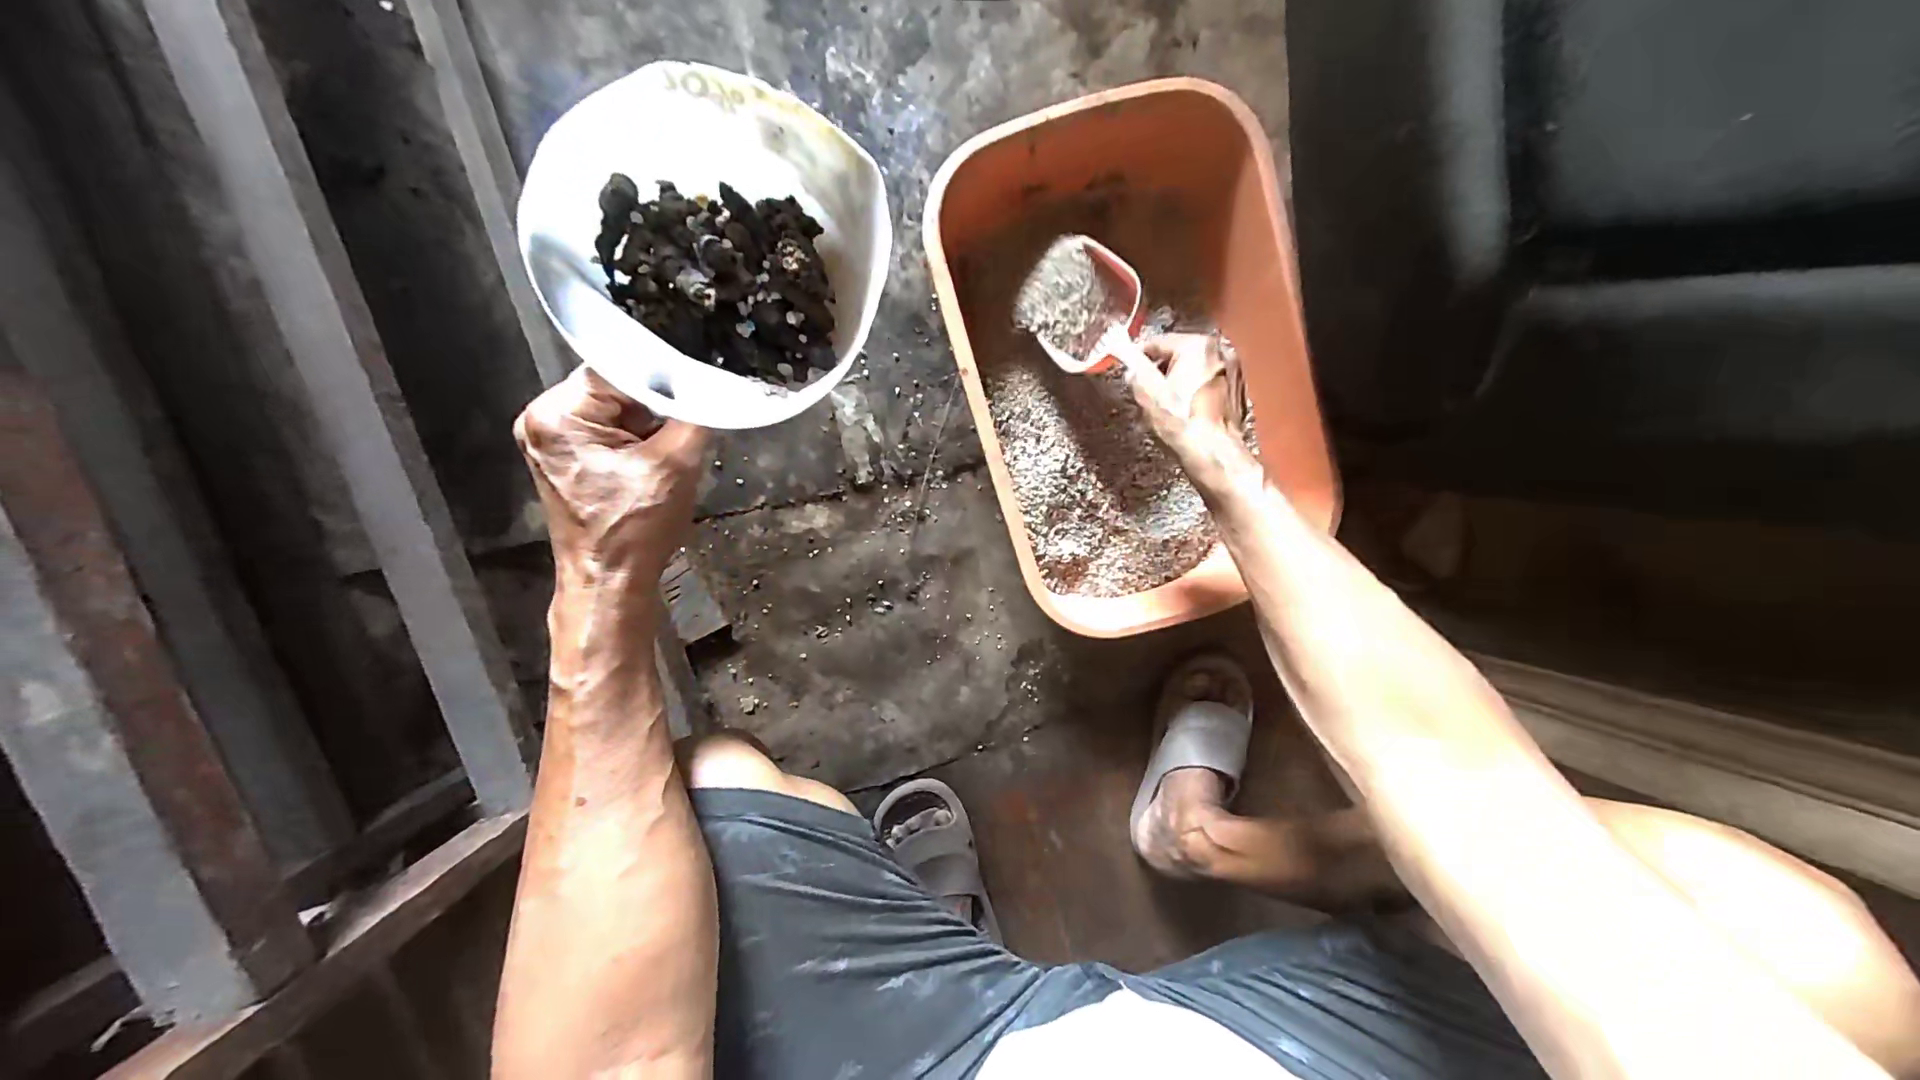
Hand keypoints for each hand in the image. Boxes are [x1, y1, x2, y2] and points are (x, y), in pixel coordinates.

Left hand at [514, 366, 709, 588]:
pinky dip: (638, 442)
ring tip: (664, 457)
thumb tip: (711, 388)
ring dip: (649, 427)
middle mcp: (544, 421)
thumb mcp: (677, 465)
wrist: (612, 581)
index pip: (620, 370)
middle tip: (680, 435)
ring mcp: (553, 441)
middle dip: (655, 409)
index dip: (664, 381)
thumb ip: (694, 417)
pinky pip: (611, 431)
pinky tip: (652, 465)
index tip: (697, 394)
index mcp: (557, 416)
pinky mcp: (568, 459)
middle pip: (616, 389)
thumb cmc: (634, 531)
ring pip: (617, 411)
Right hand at [1124, 332, 1244, 469]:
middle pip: (1178, 353)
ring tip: (1168, 405)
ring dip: (1180, 380)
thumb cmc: (1184, 423)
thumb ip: (1135, 371)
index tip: (1130, 368)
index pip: (1157, 342)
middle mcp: (1219, 351)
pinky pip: (1209, 381)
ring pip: (1195, 367)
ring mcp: (1232, 369)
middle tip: (1148, 391)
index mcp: (1196, 346)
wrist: (1214, 451)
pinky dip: (1197, 390)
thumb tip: (1131, 364)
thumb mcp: (1147, 394)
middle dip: (1161, 369)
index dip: (1139, 356)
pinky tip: (1188, 410)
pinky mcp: (1238, 387)